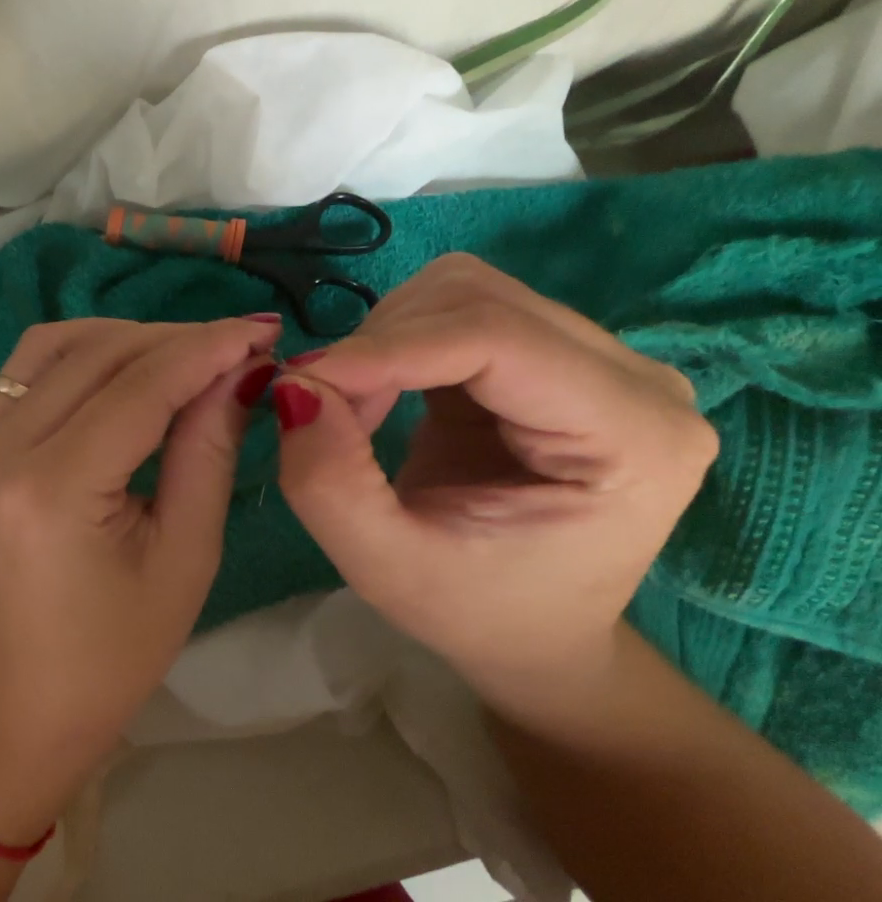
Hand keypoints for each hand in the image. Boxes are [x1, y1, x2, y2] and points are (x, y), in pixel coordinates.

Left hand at [0, 316, 281, 842]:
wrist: (33, 688)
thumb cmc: (120, 646)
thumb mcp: (185, 554)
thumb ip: (206, 451)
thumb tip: (241, 371)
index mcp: (54, 488)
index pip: (137, 388)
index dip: (205, 349)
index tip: (265, 330)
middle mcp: (4, 451)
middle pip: (94, 356)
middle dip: (173, 340)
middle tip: (240, 345)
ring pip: (54, 347)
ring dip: (124, 338)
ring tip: (188, 355)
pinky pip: (28, 369)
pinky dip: (81, 352)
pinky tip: (128, 367)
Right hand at [271, 255, 717, 717]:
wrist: (532, 634)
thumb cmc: (473, 613)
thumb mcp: (384, 567)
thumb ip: (329, 482)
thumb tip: (290, 383)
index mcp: (634, 439)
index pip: (498, 339)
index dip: (387, 349)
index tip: (297, 381)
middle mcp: (635, 380)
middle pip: (478, 299)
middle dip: (379, 344)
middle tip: (323, 410)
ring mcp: (596, 360)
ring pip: (459, 292)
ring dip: (381, 339)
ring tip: (350, 409)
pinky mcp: (547, 355)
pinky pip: (450, 311)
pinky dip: (390, 343)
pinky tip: (376, 395)